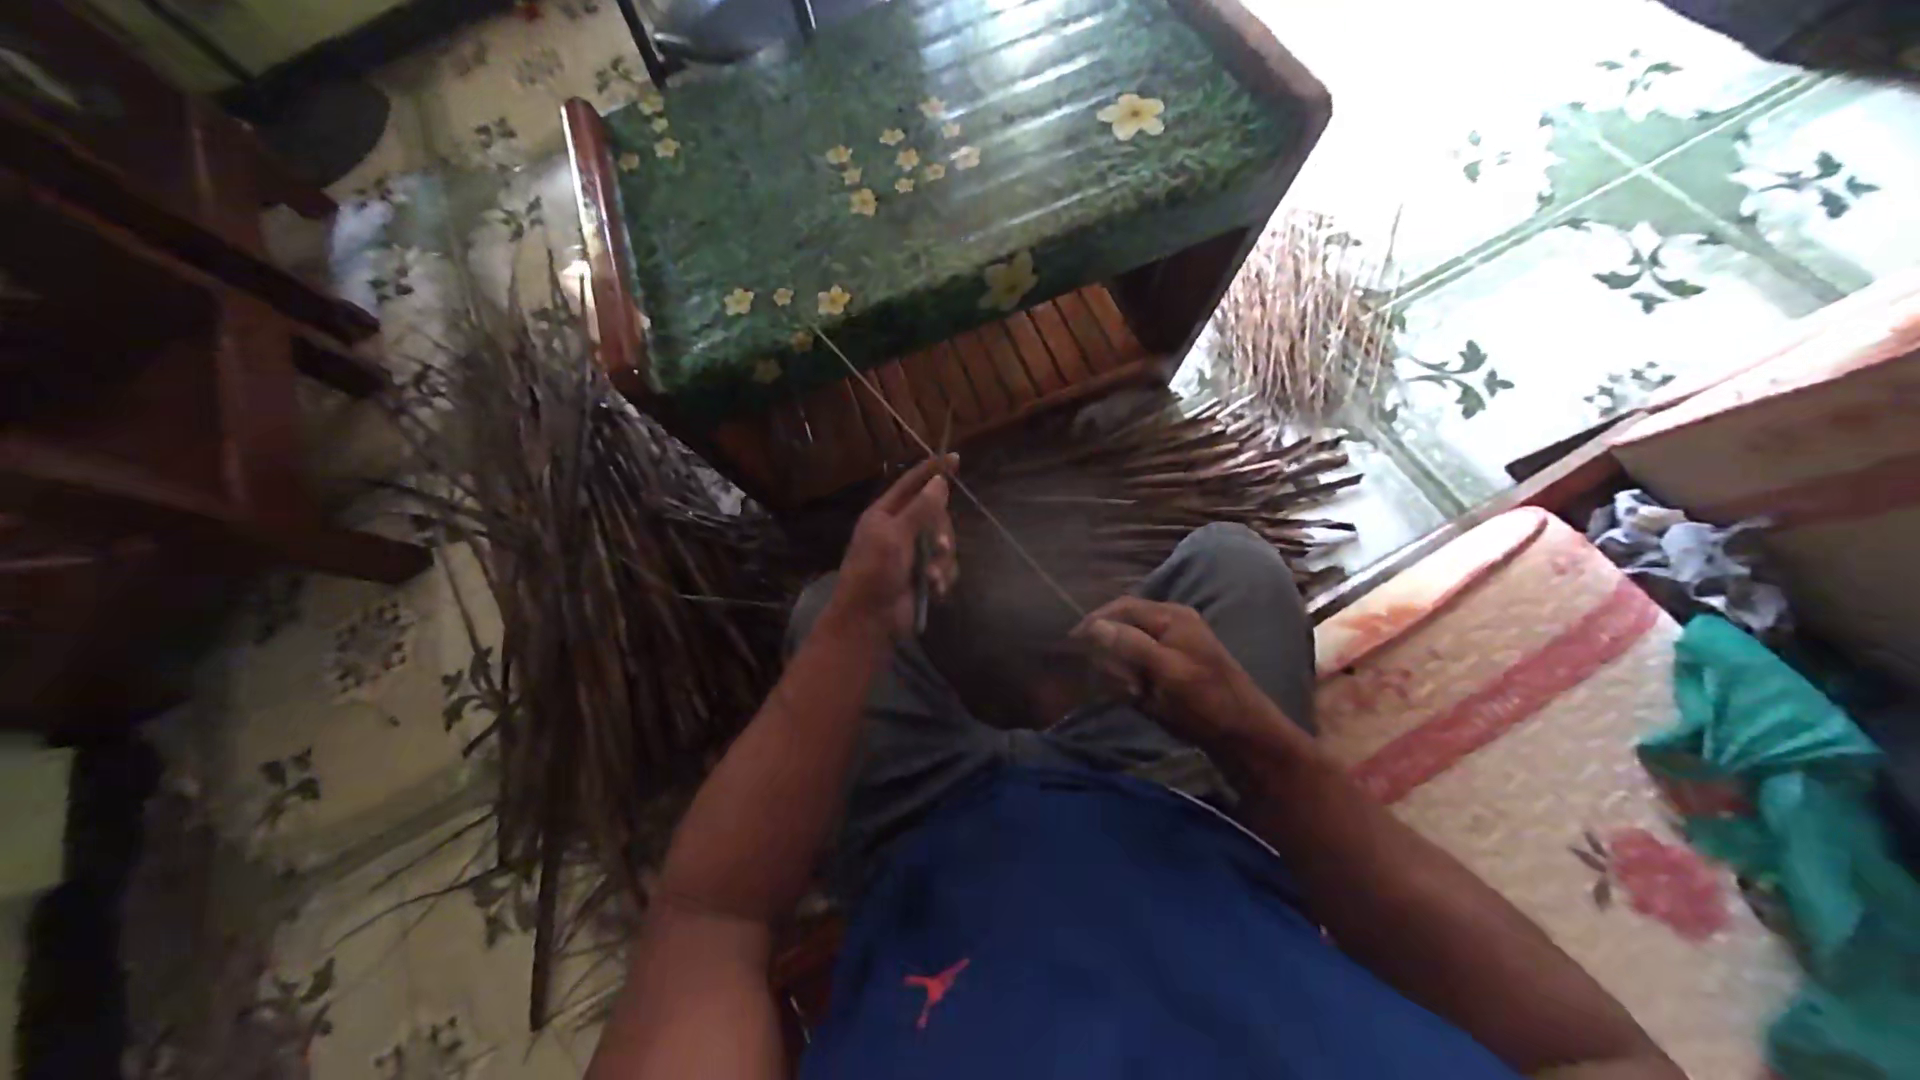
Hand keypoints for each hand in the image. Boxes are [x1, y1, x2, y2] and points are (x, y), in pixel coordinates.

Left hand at [824, 454, 959, 640]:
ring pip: (945, 544)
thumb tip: (941, 482)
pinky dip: (942, 578)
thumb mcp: (895, 537)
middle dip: (941, 532)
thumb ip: (921, 509)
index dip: (933, 471)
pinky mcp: (924, 577)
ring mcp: (913, 555)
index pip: (912, 485)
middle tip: (938, 546)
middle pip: (936, 516)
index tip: (956, 458)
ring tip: (930, 576)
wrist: (870, 621)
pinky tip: (934, 589)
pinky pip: (946, 568)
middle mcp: (900, 531)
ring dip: (941, 562)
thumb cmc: (874, 573)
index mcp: (885, 515)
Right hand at [1071, 597, 1296, 751]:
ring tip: (1101, 676)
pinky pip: (1141, 660)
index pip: (1122, 607)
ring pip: (1131, 642)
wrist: (1245, 737)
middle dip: (1104, 641)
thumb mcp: (1166, 672)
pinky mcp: (1176, 668)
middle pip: (1126, 622)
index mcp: (1172, 617)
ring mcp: (1176, 646)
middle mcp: (1173, 624)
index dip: (1094, 620)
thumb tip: (1094, 626)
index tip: (1070, 641)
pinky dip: (1127, 671)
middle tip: (1081, 661)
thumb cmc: (1206, 702)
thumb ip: (1131, 645)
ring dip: (1115, 658)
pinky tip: (1122, 687)